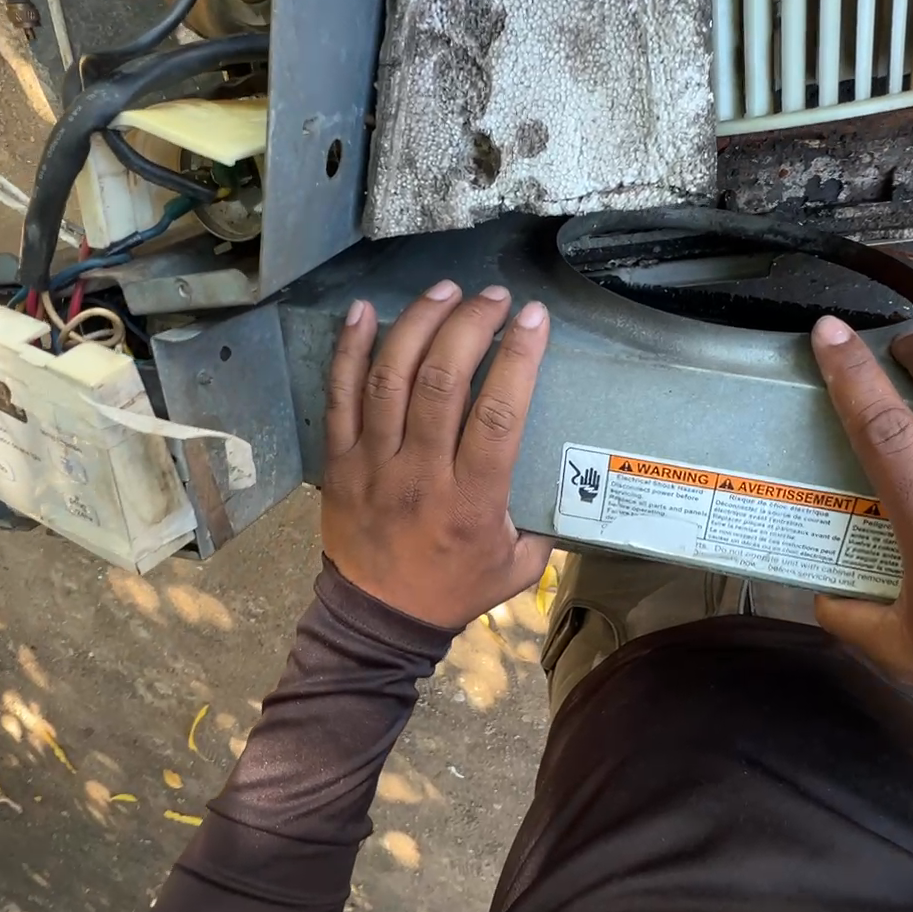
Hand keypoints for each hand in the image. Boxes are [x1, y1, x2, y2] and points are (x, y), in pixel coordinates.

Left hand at [322, 280, 554, 628]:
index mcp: (472, 500)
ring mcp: (373, 463)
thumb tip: (574, 475)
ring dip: (418, 324)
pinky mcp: (338, 460)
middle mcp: (421, 473)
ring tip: (445, 290)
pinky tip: (363, 309)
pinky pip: (339, 396)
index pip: (498, 415)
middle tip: (492, 297)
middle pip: (442, 382)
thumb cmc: (453, 588)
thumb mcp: (518, 567)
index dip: (518, 358)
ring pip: (391, 378)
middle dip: (470, 326)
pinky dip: (349, 349)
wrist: (378, 620)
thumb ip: (547, 522)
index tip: (533, 318)